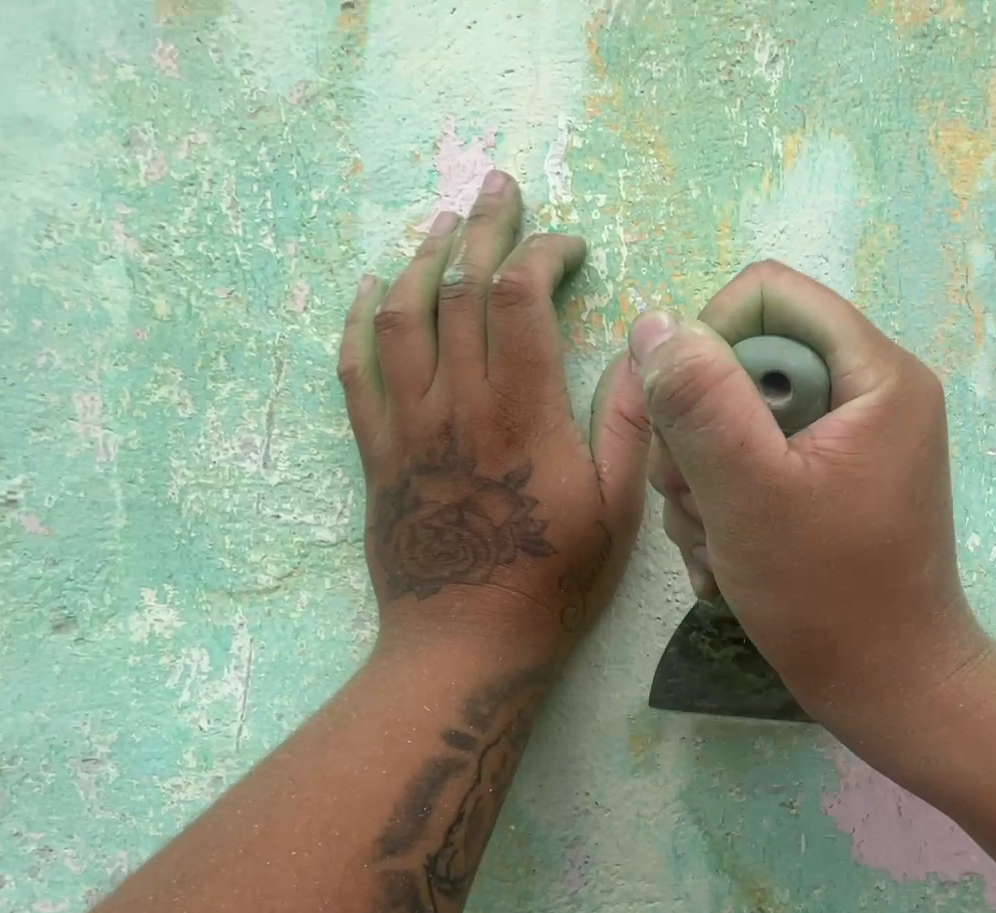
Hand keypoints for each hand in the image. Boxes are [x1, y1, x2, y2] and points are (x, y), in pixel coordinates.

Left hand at [339, 171, 649, 662]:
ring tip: (442, 224)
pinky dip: (361, 318)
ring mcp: (406, 426)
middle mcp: (458, 405)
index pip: (520, 301)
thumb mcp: (618, 509)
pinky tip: (374, 290)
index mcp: (524, 415)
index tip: (569, 247)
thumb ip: (627, 425)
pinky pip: (355, 368)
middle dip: (481, 229)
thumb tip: (640, 351)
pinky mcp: (375, 451)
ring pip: (400, 317)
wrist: (465, 641)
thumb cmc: (556, 578)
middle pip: (459, 291)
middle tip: (497, 187)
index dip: (541, 256)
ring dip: (422, 259)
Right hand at [630, 261, 989, 741]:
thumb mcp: (749, 491)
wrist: (890, 685)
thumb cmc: (829, 594)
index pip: (771, 294)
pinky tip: (728, 559)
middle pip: (752, 360)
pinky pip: (764, 464)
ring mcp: (856, 444)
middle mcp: (874, 396)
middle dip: (702, 429)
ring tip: (716, 542)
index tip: (686, 415)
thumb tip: (657, 324)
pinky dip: (731, 506)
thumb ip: (700, 399)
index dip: (709, 338)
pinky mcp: (838, 485)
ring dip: (708, 479)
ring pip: (746, 419)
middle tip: (696, 497)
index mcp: (878, 375)